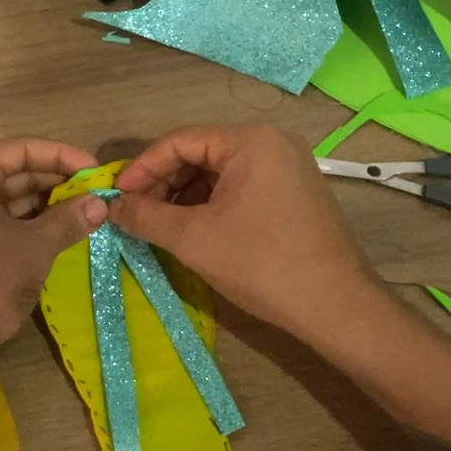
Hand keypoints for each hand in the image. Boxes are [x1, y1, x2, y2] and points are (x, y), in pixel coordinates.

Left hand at [0, 137, 107, 370]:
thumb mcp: (33, 248)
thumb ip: (68, 220)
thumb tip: (102, 204)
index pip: (20, 149)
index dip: (62, 155)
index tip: (98, 170)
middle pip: (17, 173)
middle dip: (58, 181)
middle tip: (100, 193)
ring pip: (14, 201)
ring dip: (51, 205)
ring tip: (91, 212)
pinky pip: (8, 225)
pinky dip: (37, 226)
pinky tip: (68, 232)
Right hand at [110, 124, 381, 343]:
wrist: (339, 309)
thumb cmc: (262, 264)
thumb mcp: (194, 239)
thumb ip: (146, 216)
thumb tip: (112, 206)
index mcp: (250, 141)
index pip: (179, 141)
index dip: (143, 169)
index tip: (117, 197)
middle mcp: (272, 142)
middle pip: (200, 153)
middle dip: (164, 184)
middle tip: (137, 214)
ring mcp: (288, 167)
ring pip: (219, 172)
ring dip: (185, 197)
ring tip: (161, 226)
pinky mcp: (295, 192)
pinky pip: (241, 187)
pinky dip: (212, 205)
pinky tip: (195, 231)